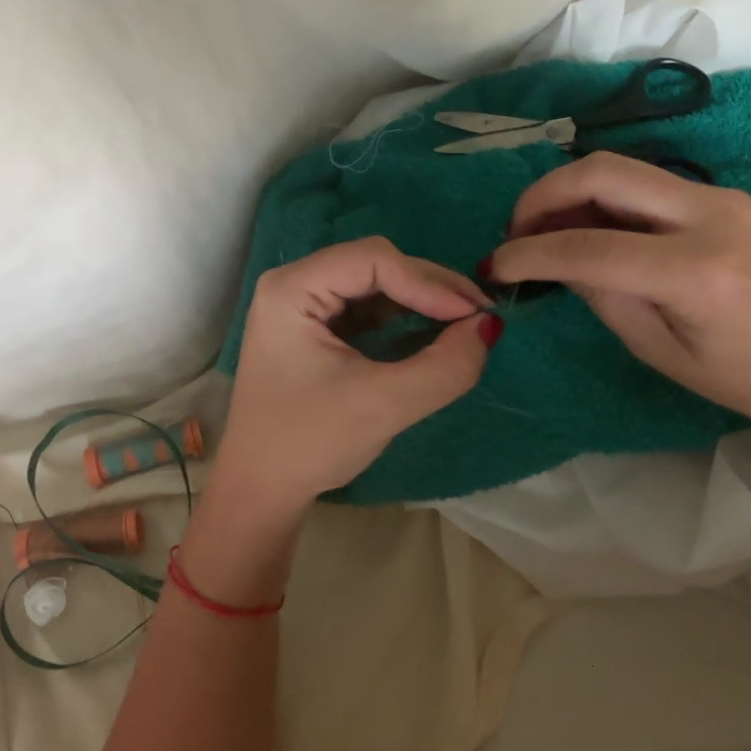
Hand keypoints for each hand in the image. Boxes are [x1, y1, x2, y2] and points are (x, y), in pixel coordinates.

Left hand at [218, 237, 498, 511]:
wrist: (261, 489)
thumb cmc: (310, 443)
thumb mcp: (383, 405)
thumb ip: (443, 366)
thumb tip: (490, 326)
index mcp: (291, 289)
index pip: (372, 260)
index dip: (427, 282)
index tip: (474, 315)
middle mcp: (293, 285)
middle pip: (374, 264)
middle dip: (428, 288)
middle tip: (480, 315)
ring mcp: (302, 306)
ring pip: (374, 284)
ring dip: (420, 300)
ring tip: (464, 324)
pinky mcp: (315, 329)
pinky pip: (366, 307)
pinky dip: (403, 317)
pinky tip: (432, 333)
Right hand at [487, 152, 750, 438]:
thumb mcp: (662, 352)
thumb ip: (603, 296)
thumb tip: (553, 262)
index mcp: (698, 270)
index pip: (588, 246)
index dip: (529, 253)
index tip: (493, 266)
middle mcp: (712, 214)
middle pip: (602, 172)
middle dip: (542, 196)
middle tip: (514, 233)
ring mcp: (723, 198)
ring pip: (622, 170)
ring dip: (570, 192)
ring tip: (541, 233)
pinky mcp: (725, 199)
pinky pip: (646, 186)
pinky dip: (603, 200)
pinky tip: (586, 231)